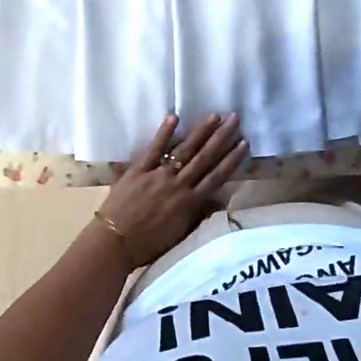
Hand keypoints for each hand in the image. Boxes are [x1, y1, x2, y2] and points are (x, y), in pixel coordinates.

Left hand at [94, 113, 248, 266]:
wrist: (115, 244)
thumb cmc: (148, 245)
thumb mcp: (180, 234)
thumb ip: (198, 215)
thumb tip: (217, 201)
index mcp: (190, 202)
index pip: (216, 177)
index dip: (231, 159)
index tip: (244, 143)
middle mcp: (178, 185)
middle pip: (204, 158)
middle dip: (221, 138)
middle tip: (234, 118)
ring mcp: (158, 176)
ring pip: (184, 150)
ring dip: (200, 132)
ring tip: (214, 115)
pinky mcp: (138, 171)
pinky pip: (153, 149)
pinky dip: (164, 133)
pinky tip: (174, 117)